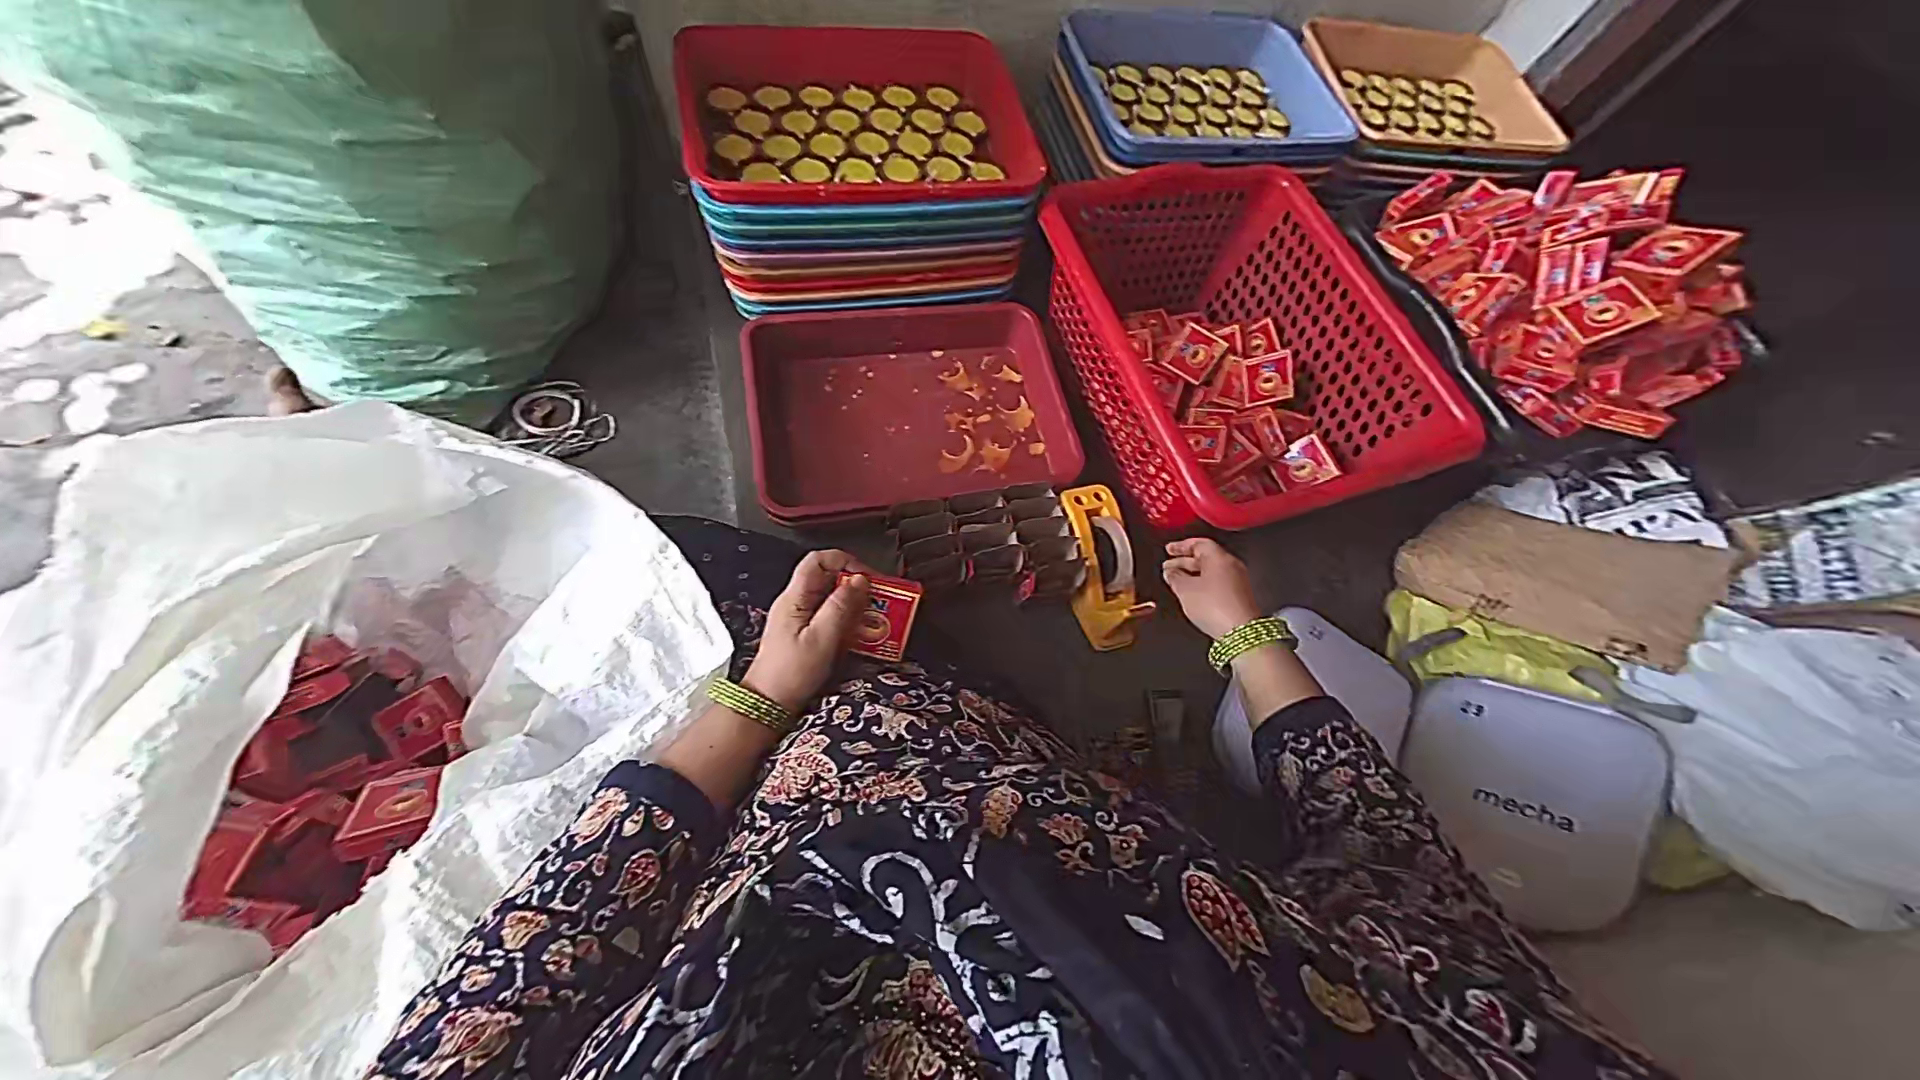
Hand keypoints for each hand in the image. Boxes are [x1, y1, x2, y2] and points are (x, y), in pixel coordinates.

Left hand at [742, 550, 873, 711]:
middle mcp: (796, 603)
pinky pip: (830, 615)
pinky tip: (858, 634)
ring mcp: (800, 617)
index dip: (845, 561)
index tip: (867, 578)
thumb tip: (860, 580)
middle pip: (829, 577)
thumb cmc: (791, 673)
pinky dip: (847, 620)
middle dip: (855, 585)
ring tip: (872, 618)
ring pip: (831, 597)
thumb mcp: (822, 638)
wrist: (769, 703)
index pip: (818, 560)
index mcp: (795, 598)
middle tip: (877, 600)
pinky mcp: (805, 632)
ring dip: (854, 604)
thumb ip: (841, 606)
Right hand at [1162, 537, 1262, 638]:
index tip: (1170, 548)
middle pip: (1206, 557)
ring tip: (1178, 581)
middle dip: (1185, 561)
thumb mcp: (1184, 589)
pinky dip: (1204, 584)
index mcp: (1219, 557)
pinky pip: (1219, 583)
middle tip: (1169, 566)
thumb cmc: (1216, 607)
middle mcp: (1232, 566)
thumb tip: (1170, 572)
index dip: (1181, 546)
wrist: (1240, 631)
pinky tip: (1194, 594)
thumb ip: (1174, 577)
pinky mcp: (1240, 596)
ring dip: (1193, 574)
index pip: (1199, 543)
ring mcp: (1238, 581)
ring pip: (1212, 571)